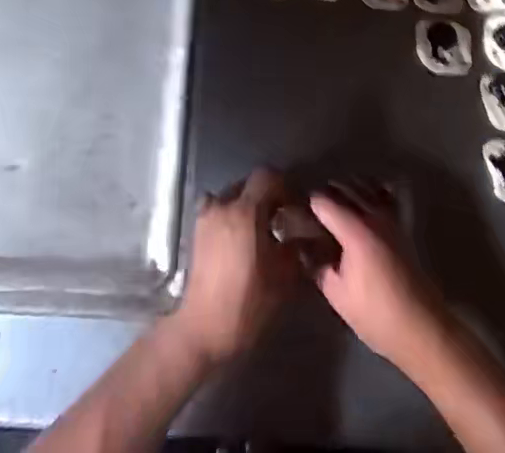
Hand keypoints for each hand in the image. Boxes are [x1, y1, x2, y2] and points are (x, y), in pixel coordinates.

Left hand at [164, 167, 298, 366]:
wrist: (205, 328)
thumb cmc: (248, 302)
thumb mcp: (284, 276)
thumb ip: (297, 248)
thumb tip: (308, 235)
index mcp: (245, 211)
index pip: (267, 176)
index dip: (285, 185)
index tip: (297, 206)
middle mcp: (222, 205)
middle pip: (249, 184)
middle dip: (268, 195)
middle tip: (284, 218)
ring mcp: (205, 217)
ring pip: (232, 195)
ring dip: (249, 204)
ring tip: (262, 229)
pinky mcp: (197, 231)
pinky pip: (218, 209)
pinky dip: (231, 214)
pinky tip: (242, 237)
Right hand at [311, 182, 452, 369]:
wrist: (421, 327)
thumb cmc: (375, 314)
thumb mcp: (337, 294)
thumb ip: (316, 265)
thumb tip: (302, 248)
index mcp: (355, 231)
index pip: (324, 201)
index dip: (307, 205)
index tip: (296, 214)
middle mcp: (374, 216)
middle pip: (344, 188)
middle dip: (325, 194)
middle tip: (310, 211)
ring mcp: (391, 218)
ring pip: (365, 187)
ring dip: (347, 188)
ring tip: (333, 203)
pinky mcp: (402, 226)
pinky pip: (385, 196)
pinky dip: (372, 190)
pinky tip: (363, 199)